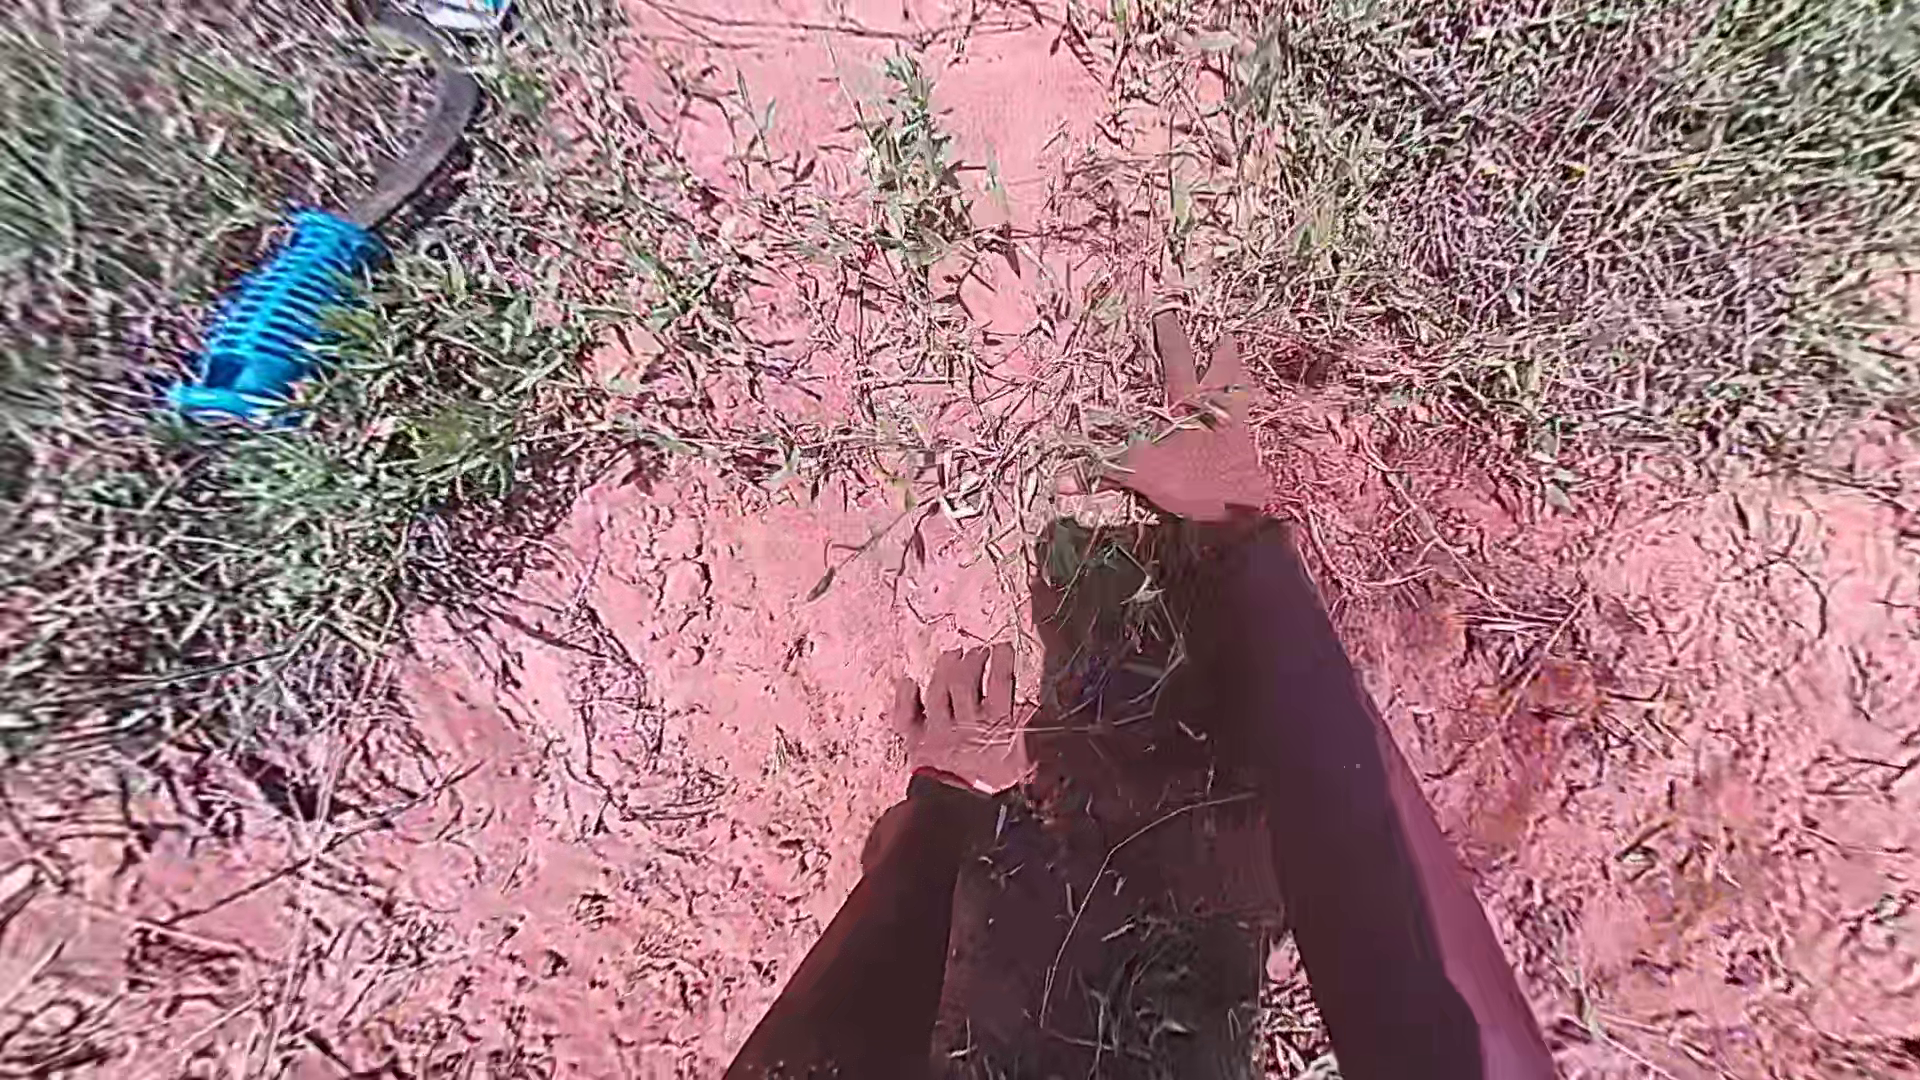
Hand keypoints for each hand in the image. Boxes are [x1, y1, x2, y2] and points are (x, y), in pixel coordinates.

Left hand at [890, 644, 1031, 793]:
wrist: (955, 814)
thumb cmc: (992, 785)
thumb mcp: (1021, 763)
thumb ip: (1029, 734)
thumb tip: (1034, 707)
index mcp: (993, 724)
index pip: (1000, 684)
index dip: (1001, 662)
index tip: (1003, 647)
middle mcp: (964, 720)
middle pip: (965, 680)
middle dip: (972, 660)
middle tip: (977, 652)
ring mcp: (937, 728)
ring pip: (938, 690)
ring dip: (944, 669)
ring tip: (952, 655)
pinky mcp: (915, 739)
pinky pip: (906, 714)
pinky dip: (905, 697)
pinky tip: (907, 681)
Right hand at [1110, 311, 1268, 520]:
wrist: (1240, 512)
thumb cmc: (1191, 483)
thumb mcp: (1141, 475)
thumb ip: (1102, 472)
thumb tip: (1059, 482)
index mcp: (1190, 401)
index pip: (1177, 358)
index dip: (1170, 335)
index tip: (1164, 314)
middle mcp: (1219, 403)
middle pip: (1225, 362)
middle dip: (1220, 346)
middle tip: (1218, 332)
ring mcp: (1241, 422)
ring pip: (1243, 385)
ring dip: (1238, 373)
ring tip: (1235, 363)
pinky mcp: (1252, 443)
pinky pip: (1253, 415)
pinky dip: (1249, 408)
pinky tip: (1246, 411)